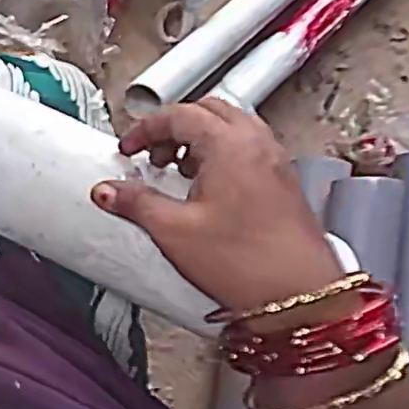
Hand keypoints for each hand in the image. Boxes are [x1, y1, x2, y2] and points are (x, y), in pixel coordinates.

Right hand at [92, 99, 347, 314]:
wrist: (300, 297)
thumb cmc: (248, 264)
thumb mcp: (174, 230)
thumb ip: (136, 203)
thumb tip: (108, 191)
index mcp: (229, 145)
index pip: (179, 115)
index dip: (145, 129)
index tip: (129, 148)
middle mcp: (257, 145)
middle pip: (207, 111)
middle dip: (173, 127)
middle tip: (151, 153)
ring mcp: (275, 162)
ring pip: (231, 127)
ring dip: (198, 139)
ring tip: (176, 170)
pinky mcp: (283, 183)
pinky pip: (248, 149)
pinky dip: (220, 154)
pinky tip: (205, 189)